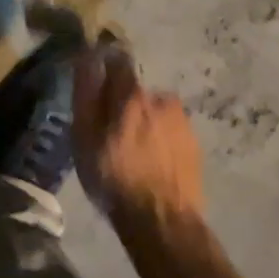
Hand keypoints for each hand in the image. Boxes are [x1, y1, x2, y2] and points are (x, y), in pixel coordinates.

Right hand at [71, 46, 205, 224]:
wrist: (162, 220)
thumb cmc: (113, 177)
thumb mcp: (84, 136)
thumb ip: (86, 93)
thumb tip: (86, 57)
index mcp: (132, 94)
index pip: (118, 61)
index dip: (104, 67)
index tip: (94, 83)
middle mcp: (162, 99)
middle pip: (136, 91)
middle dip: (122, 103)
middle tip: (108, 132)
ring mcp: (182, 122)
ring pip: (154, 112)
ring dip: (142, 122)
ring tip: (131, 152)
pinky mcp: (194, 145)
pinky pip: (169, 132)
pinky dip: (158, 140)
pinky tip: (150, 164)